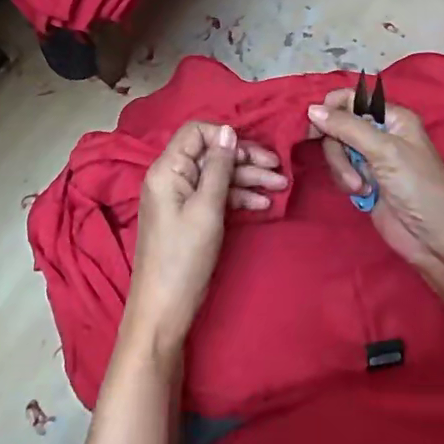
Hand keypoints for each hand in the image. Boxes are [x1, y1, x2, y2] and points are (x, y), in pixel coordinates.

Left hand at [125, 122, 286, 353]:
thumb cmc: (184, 258)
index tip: (254, 149)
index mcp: (166, 169)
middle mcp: (170, 177)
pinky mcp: (188, 216)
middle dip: (245, 158)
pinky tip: (263, 204)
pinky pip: (215, 196)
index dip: (225, 135)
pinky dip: (238, 197)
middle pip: (210, 153)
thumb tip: (227, 131)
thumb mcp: (207, 208)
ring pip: (217, 175)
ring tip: (280, 185)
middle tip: (278, 167)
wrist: (163, 311)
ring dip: (248, 178)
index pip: (196, 132)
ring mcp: (179, 198)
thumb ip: (218, 166)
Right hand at [308, 95, 443, 271]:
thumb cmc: (418, 187)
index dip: (332, 108)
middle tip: (346, 165)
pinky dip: (346, 181)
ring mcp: (372, 159)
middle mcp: (382, 133)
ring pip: (337, 150)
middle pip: (340, 125)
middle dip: (338, 147)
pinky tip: (362, 195)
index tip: (315, 124)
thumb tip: (312, 109)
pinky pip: (341, 171)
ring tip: (359, 187)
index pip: (353, 98)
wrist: (434, 239)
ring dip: (342, 168)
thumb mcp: (385, 151)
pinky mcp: (365, 181)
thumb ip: (347, 127)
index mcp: (393, 117)